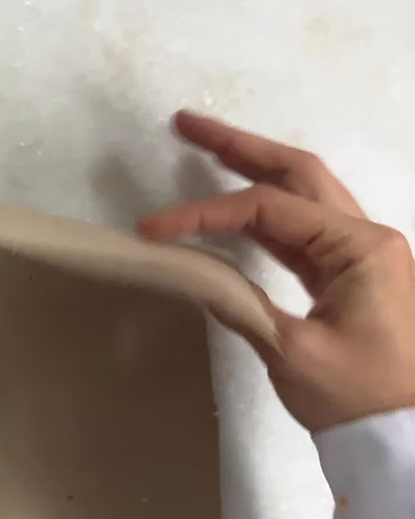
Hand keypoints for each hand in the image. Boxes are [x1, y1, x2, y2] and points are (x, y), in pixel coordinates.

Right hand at [137, 110, 414, 431]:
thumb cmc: (367, 395)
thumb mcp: (291, 348)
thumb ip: (232, 296)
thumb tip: (178, 265)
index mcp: (363, 249)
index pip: (264, 207)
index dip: (200, 211)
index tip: (148, 230)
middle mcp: (371, 240)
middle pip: (299, 173)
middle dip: (239, 145)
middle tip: (182, 123)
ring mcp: (365, 258)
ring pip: (303, 193)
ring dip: (251, 166)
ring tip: (201, 146)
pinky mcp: (351, 277)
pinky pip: (299, 225)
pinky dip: (259, 204)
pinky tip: (230, 205)